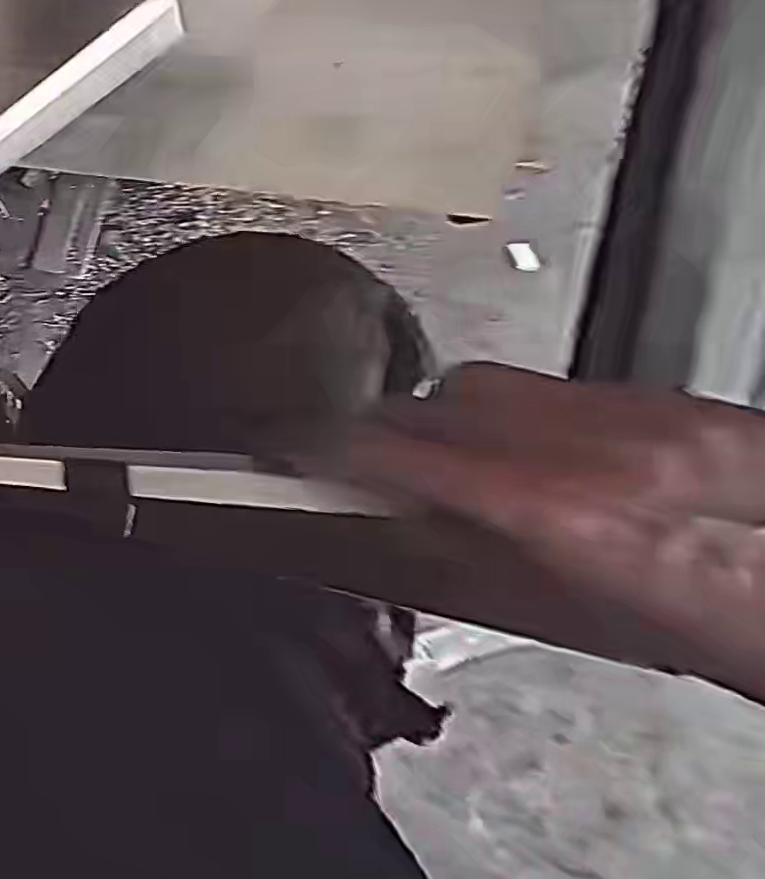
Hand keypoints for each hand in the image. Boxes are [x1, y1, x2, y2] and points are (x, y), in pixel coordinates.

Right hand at [339, 363, 764, 696]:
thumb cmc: (752, 630)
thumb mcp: (594, 621)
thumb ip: (477, 559)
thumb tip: (405, 527)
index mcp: (563, 508)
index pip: (396, 448)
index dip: (327, 447)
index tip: (295, 452)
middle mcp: (596, 446)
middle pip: (435, 401)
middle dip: (387, 428)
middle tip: (372, 461)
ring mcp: (644, 414)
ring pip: (484, 383)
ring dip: (448, 415)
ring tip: (455, 457)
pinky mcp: (679, 403)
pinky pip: (551, 389)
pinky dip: (513, 412)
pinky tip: (537, 453)